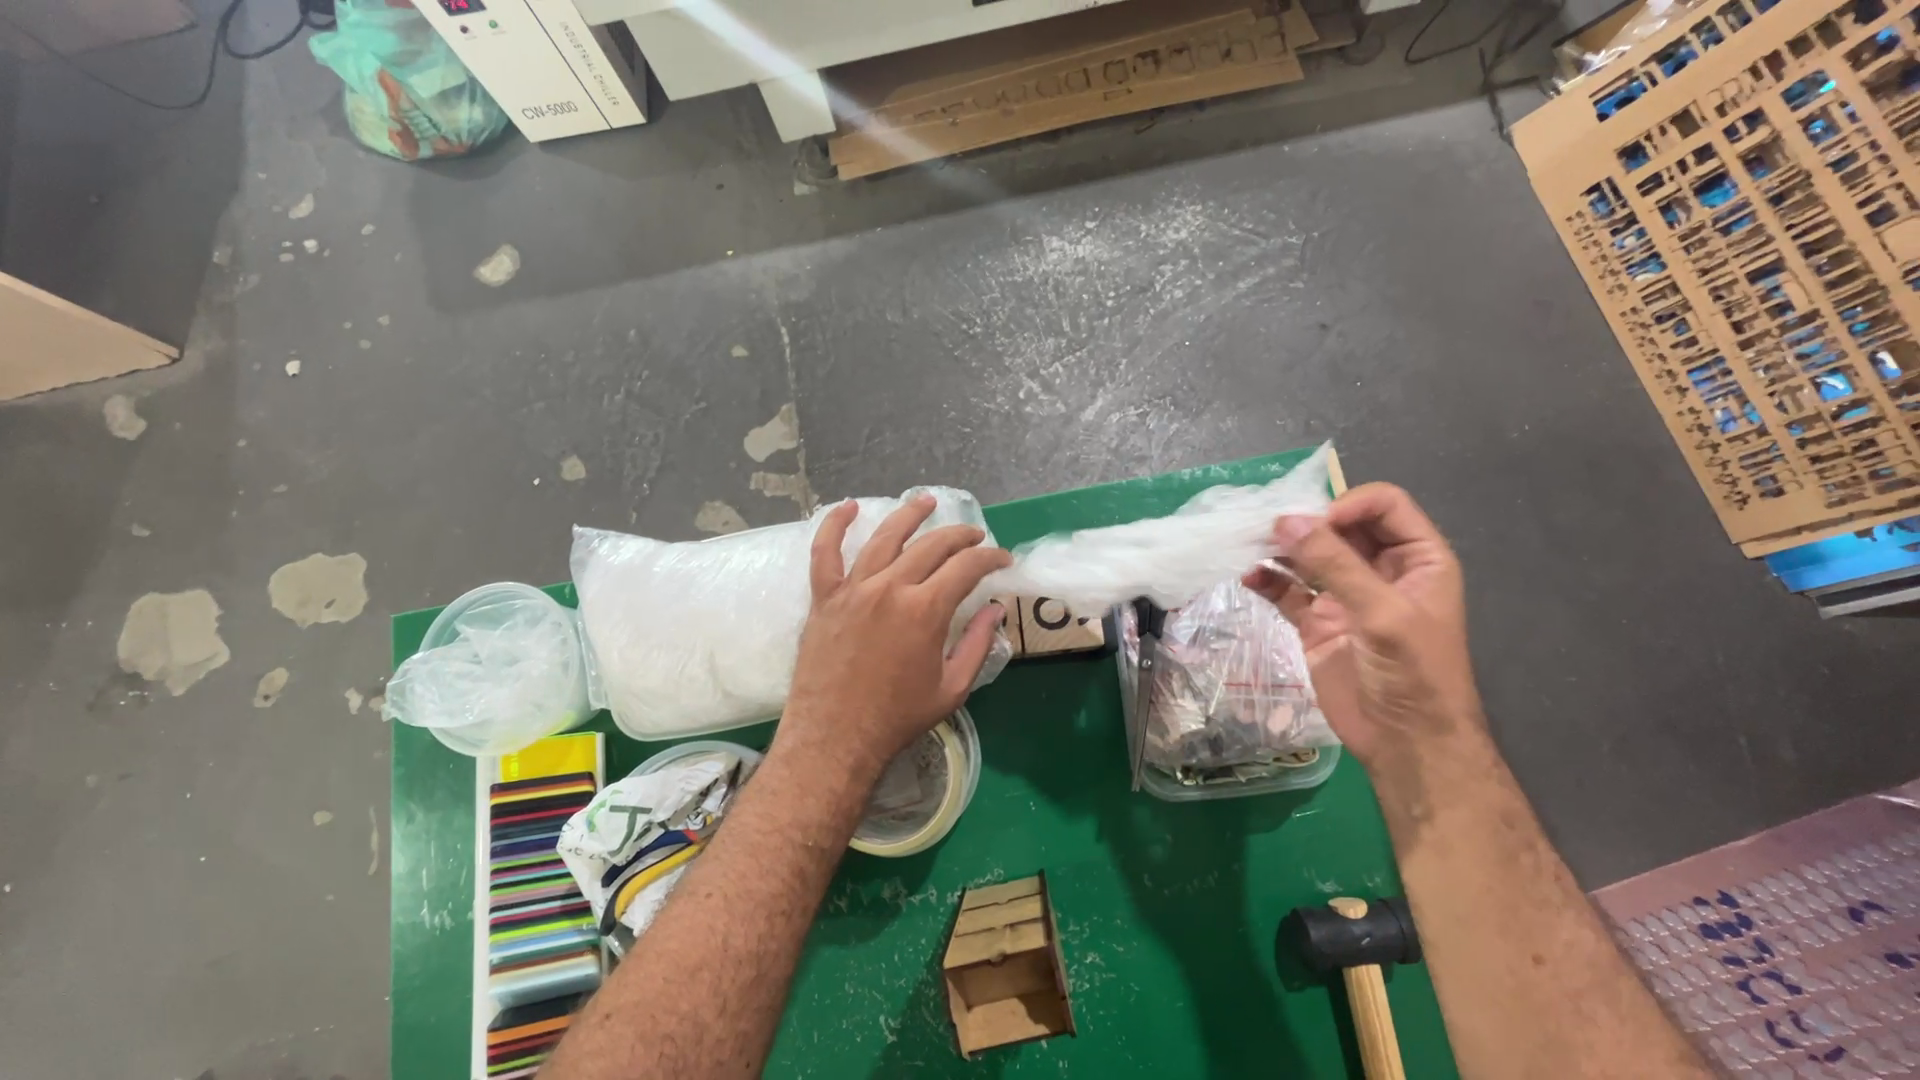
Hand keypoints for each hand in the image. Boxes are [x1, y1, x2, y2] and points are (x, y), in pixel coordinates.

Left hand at [780, 495, 1011, 780]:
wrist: (835, 736)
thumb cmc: (898, 718)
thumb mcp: (952, 688)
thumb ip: (977, 644)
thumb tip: (995, 611)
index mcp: (925, 610)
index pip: (967, 567)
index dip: (991, 558)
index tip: (1003, 560)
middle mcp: (890, 588)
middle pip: (931, 546)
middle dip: (960, 536)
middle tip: (975, 536)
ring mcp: (853, 589)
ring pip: (884, 537)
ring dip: (908, 515)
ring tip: (925, 501)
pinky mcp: (824, 598)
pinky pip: (825, 552)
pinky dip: (834, 525)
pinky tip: (848, 507)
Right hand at [1241, 483, 1483, 772]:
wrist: (1406, 744)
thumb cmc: (1414, 674)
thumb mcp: (1383, 614)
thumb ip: (1336, 565)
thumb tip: (1287, 521)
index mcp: (1418, 559)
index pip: (1384, 505)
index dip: (1349, 506)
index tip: (1316, 526)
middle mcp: (1381, 570)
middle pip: (1340, 526)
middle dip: (1306, 524)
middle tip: (1269, 529)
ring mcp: (1346, 596)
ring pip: (1310, 555)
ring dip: (1281, 548)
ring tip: (1249, 546)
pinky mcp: (1317, 622)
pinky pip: (1288, 590)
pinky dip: (1268, 580)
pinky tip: (1249, 578)